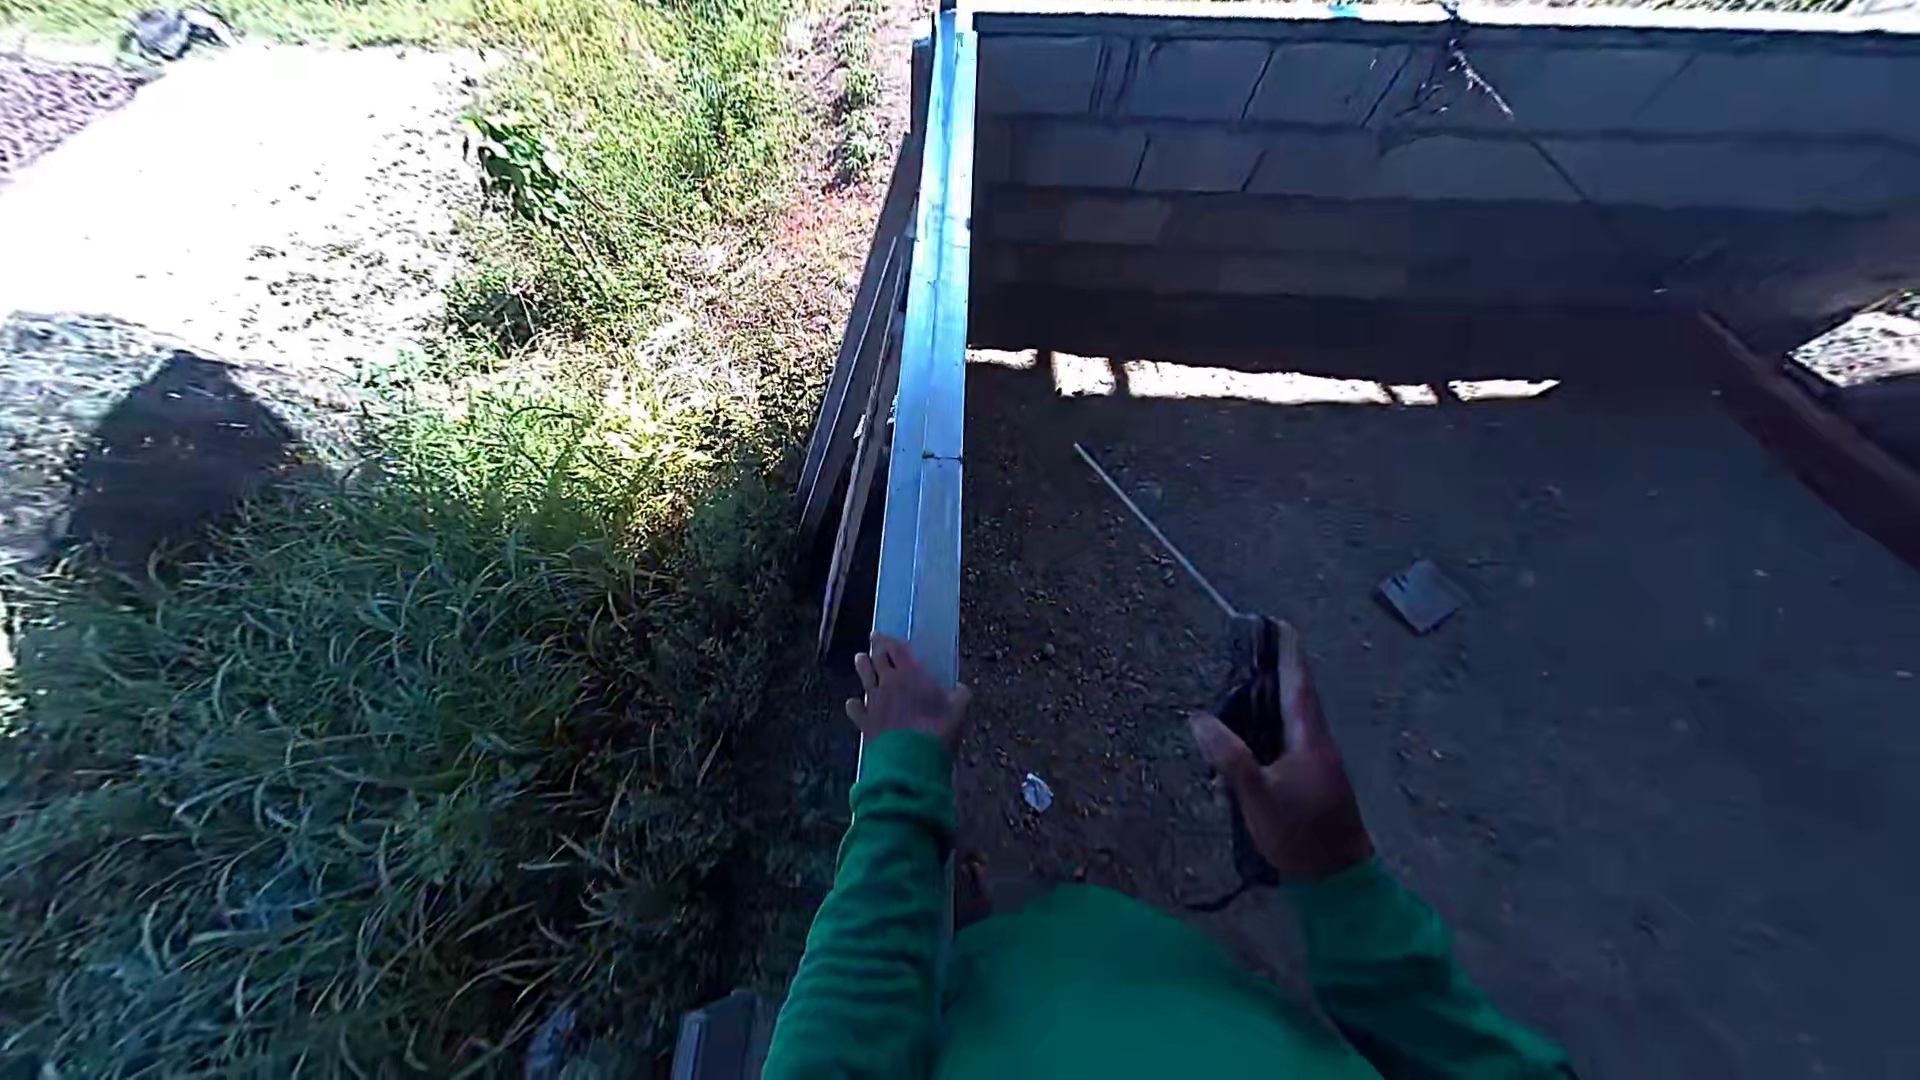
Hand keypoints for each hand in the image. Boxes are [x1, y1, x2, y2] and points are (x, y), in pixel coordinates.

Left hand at [846, 633, 971, 752]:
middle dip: (875, 648)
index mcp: (910, 673)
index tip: (881, 634)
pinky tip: (852, 703)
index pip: (896, 649)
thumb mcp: (959, 709)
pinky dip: (854, 705)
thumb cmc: (937, 729)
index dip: (889, 640)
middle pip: (878, 659)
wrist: (910, 761)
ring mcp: (874, 701)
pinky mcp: (865, 722)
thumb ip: (961, 695)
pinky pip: (856, 709)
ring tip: (859, 658)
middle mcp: (888, 682)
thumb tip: (961, 688)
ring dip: (862, 667)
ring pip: (865, 678)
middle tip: (873, 641)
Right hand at [1188, 621, 1373, 881]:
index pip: (1297, 684)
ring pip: (1283, 720)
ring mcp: (1312, 762)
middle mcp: (1314, 743)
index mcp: (1309, 738)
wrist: (1338, 882)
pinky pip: (1279, 742)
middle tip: (1240, 653)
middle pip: (1290, 695)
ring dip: (1260, 703)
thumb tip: (1198, 718)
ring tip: (1230, 693)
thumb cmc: (1300, 834)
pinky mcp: (1306, 779)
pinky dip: (1258, 732)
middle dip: (1269, 671)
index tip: (1278, 624)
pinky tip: (1234, 746)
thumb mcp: (1258, 795)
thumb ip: (1229, 756)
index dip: (1288, 653)